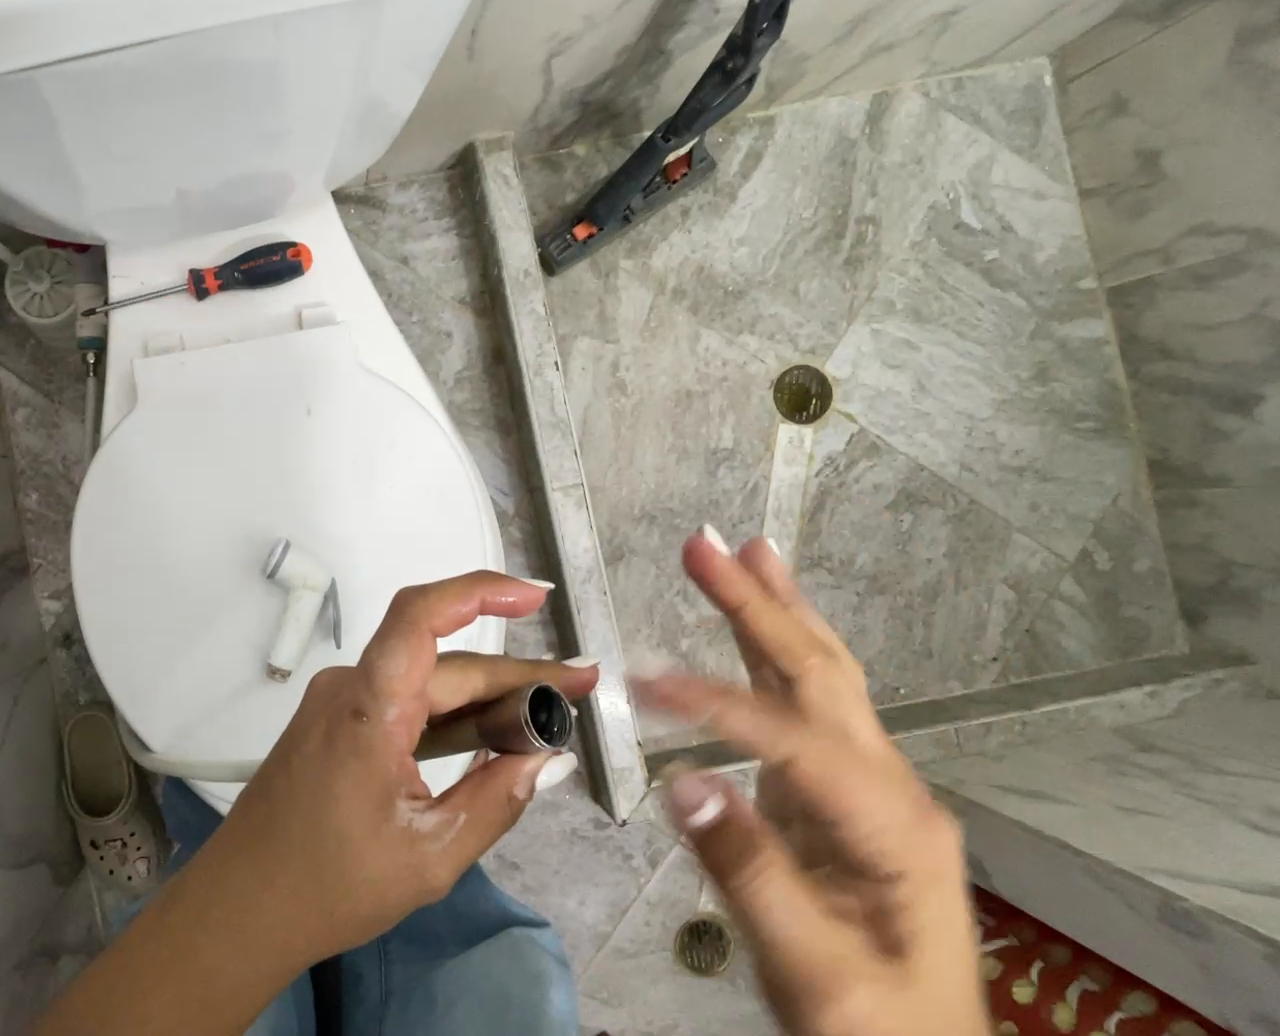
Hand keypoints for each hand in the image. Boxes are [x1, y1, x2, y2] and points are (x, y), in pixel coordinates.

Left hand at [196, 571, 597, 961]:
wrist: (241, 907)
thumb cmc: (331, 887)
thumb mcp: (430, 854)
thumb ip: (494, 800)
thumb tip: (544, 759)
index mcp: (367, 708)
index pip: (420, 616)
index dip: (480, 591)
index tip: (537, 597)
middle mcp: (349, 689)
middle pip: (444, 662)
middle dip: (515, 675)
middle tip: (581, 689)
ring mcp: (338, 705)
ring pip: (426, 683)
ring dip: (485, 697)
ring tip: (551, 712)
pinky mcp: (335, 725)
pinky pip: (403, 704)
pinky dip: (449, 716)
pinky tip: (492, 735)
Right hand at [633, 528, 990, 1035]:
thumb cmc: (872, 1024)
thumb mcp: (813, 971)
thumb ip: (750, 872)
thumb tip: (684, 780)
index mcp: (888, 824)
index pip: (790, 737)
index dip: (713, 703)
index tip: (641, 682)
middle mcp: (888, 786)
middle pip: (820, 673)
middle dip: (760, 603)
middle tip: (708, 543)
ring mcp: (869, 787)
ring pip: (821, 677)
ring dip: (776, 610)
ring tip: (745, 552)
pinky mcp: (843, 796)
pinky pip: (806, 705)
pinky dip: (775, 652)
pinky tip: (758, 627)